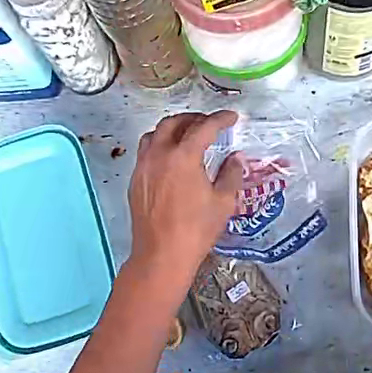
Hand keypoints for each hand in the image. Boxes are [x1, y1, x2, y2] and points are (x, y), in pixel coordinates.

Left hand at [127, 111, 242, 285]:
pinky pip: (146, 152)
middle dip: (193, 118)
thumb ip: (231, 174)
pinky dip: (160, 145)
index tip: (231, 117)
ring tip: (187, 135)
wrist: (162, 254)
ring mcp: (143, 167)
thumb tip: (236, 158)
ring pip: (155, 134)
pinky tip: (170, 158)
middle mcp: (159, 155)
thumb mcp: (223, 202)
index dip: (221, 119)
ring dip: (173, 129)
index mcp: (183, 156)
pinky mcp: (135, 181)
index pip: (204, 127)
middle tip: (209, 123)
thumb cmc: (196, 230)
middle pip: (174, 123)